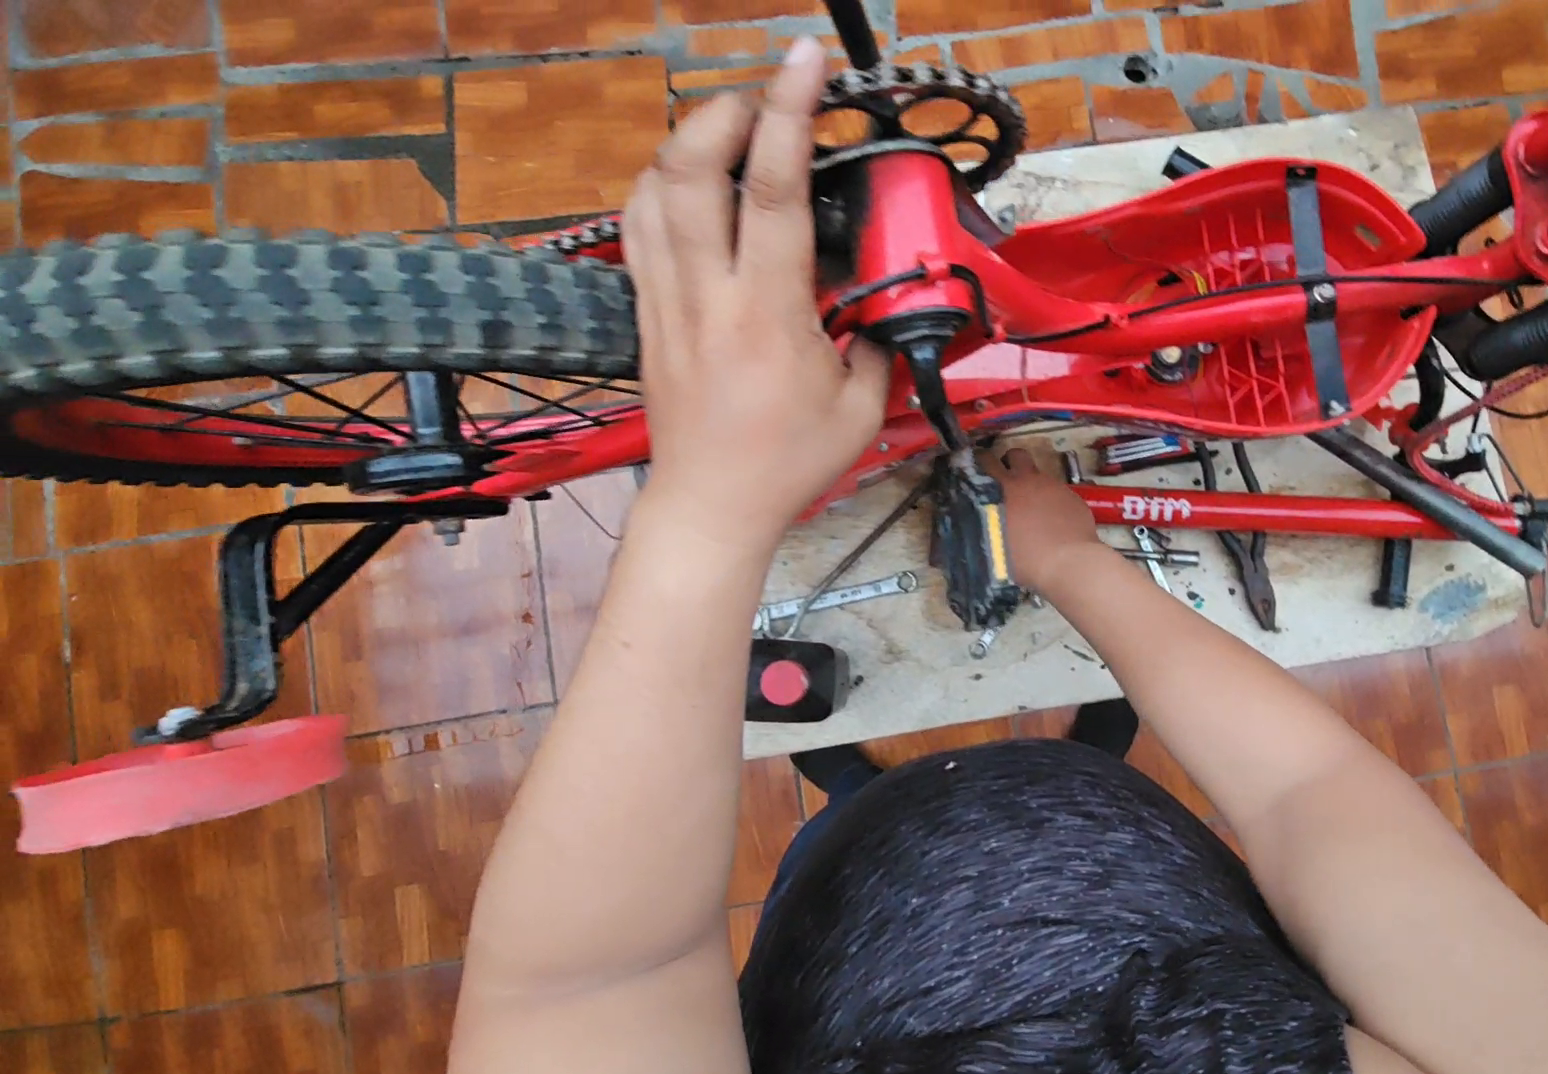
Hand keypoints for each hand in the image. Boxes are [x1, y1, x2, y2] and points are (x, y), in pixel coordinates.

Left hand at [624, 37, 890, 546]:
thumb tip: (874, 305)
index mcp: (769, 315)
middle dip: (723, 110)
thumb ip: (874, 345)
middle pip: (691, 168)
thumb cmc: (787, 463)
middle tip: (762, 102)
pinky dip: (660, 187)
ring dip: (688, 143)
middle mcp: (709, 295)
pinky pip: (638, 228)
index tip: (805, 62)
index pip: (778, 192)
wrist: (713, 503)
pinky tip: (689, 187)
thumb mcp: (860, 409)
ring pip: (653, 189)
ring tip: (727, 137)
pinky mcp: (648, 315)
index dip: (791, 113)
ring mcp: (667, 302)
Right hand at [983, 448, 1105, 595]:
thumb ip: (987, 525)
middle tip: (1008, 482)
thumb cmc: (1025, 559)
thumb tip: (984, 523)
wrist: (1068, 564)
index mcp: (1004, 488)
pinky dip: (1054, 502)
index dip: (982, 461)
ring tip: (1032, 508)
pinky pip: (1059, 493)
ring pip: (1040, 474)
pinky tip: (1054, 522)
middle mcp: (1028, 480)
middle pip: (1016, 455)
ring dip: (1033, 485)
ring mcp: (1054, 487)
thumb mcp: (994, 544)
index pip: (986, 460)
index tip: (980, 470)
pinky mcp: (1073, 498)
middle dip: (1011, 463)